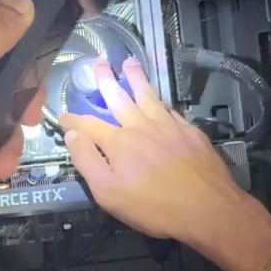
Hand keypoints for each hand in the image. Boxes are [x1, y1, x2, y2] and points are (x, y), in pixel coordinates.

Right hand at [59, 57, 261, 249]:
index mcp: (119, 142)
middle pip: (120, 97)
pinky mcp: (191, 132)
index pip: (89, 125)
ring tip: (130, 63)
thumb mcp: (108, 193)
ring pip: (148, 96)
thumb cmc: (153, 207)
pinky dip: (161, 101)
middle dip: (106, 79)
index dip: (74, 120)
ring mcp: (170, 126)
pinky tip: (160, 99)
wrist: (207, 208)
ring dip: (137, 78)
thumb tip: (73, 135)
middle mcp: (142, 126)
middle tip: (100, 61)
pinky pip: (171, 109)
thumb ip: (87, 161)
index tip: (63, 117)